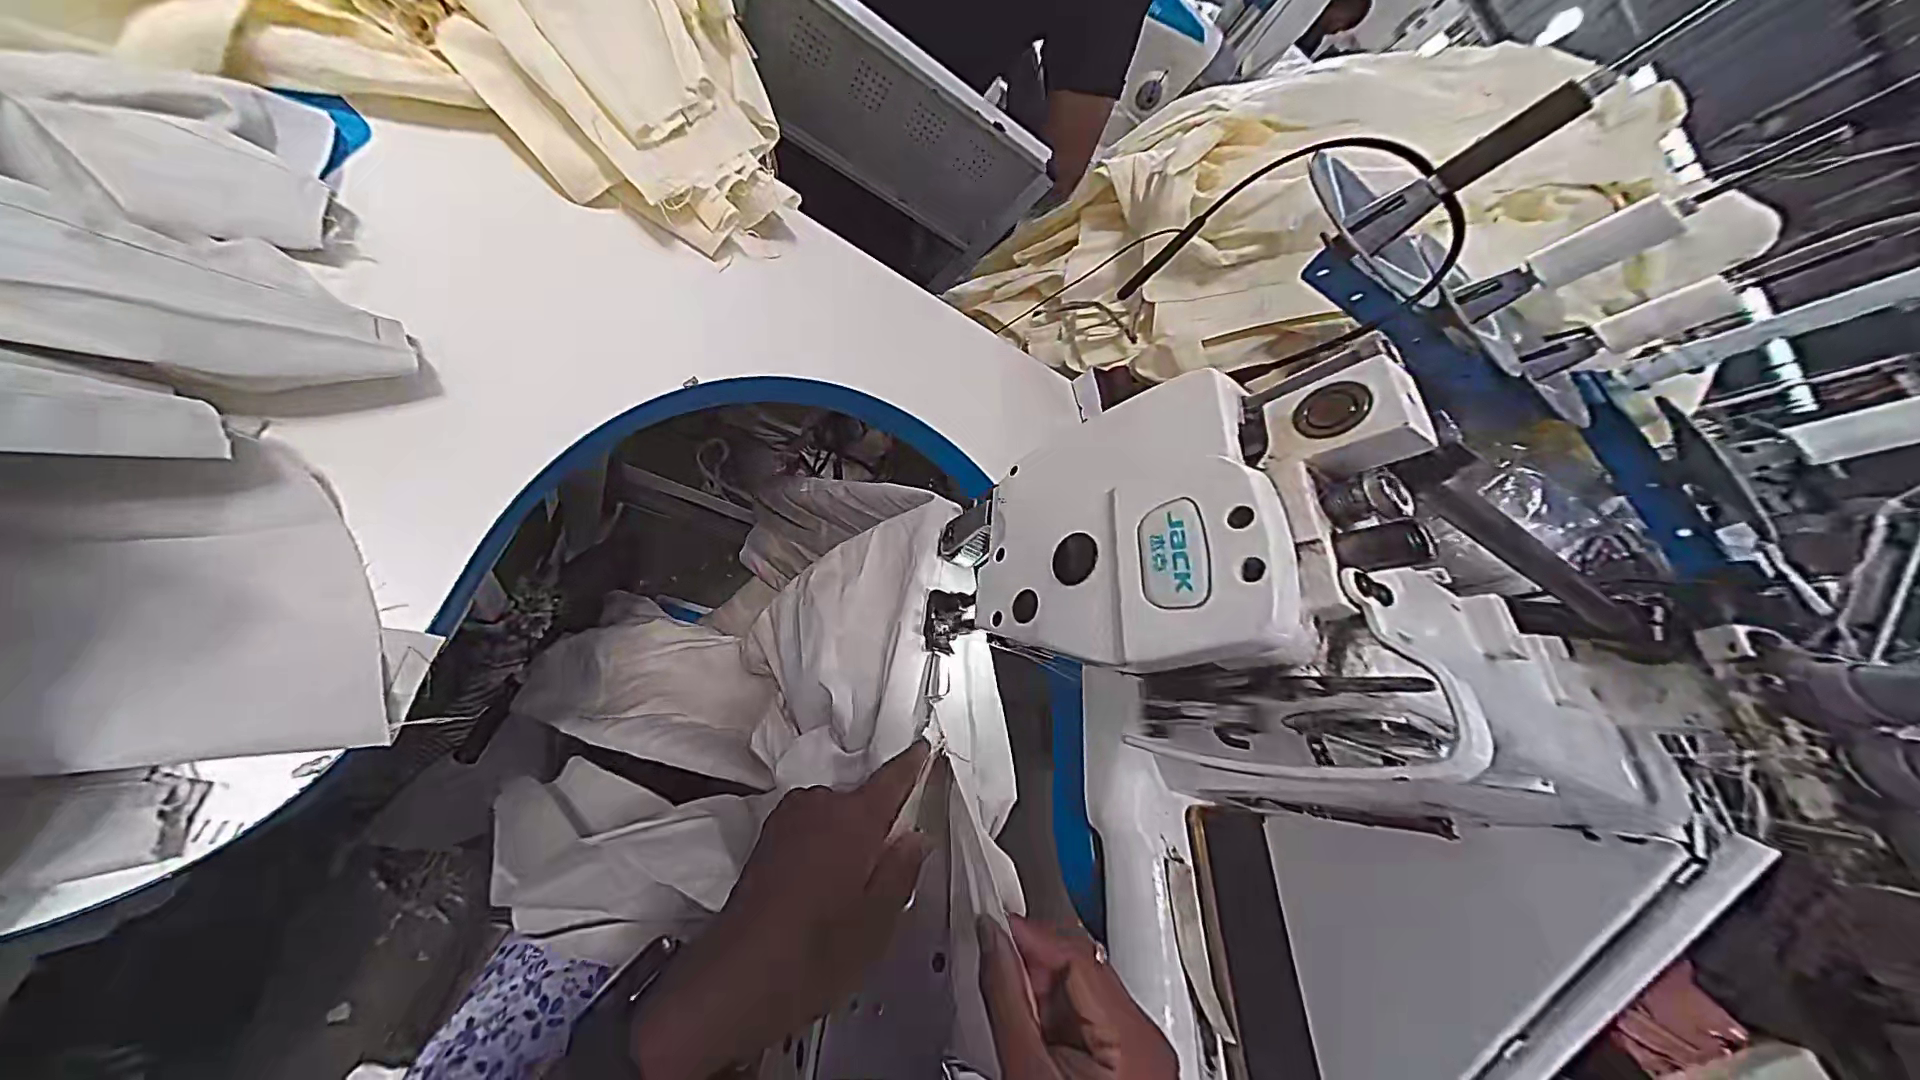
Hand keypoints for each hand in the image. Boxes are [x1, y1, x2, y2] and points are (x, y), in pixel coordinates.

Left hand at [628, 740, 932, 1079]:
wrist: (737, 978)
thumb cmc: (816, 952)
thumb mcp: (877, 921)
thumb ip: (902, 869)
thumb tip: (915, 837)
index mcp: (855, 818)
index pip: (893, 778)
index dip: (913, 763)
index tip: (923, 748)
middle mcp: (820, 805)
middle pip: (861, 800)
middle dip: (876, 822)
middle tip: (884, 865)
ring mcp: (789, 817)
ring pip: (832, 814)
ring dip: (844, 833)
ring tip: (846, 885)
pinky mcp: (767, 836)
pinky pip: (808, 824)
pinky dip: (819, 841)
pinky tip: (817, 884)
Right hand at [980, 915, 1178, 1079]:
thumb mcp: (1028, 1072)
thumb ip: (1007, 997)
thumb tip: (992, 942)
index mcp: (1134, 1041)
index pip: (1078, 956)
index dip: (1030, 935)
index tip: (992, 924)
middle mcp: (1143, 1041)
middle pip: (1079, 969)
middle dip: (1030, 964)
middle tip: (992, 962)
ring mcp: (1135, 1053)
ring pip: (1076, 991)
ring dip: (1035, 989)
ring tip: (1006, 1008)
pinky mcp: (1120, 1065)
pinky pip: (1078, 1018)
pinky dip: (1045, 1015)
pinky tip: (1024, 1029)